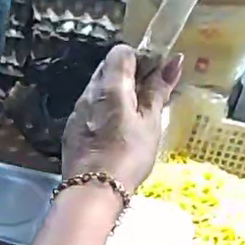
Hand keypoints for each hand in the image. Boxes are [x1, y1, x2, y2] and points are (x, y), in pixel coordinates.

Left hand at [60, 45, 182, 190]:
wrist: (92, 192)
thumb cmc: (128, 156)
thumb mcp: (150, 123)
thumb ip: (158, 90)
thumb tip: (173, 61)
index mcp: (110, 87)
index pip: (121, 52)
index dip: (140, 58)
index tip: (155, 76)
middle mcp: (88, 94)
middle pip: (107, 70)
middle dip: (129, 77)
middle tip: (148, 97)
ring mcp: (76, 114)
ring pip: (97, 92)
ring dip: (115, 96)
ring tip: (133, 118)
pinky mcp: (71, 132)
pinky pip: (89, 112)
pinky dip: (103, 113)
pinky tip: (114, 133)